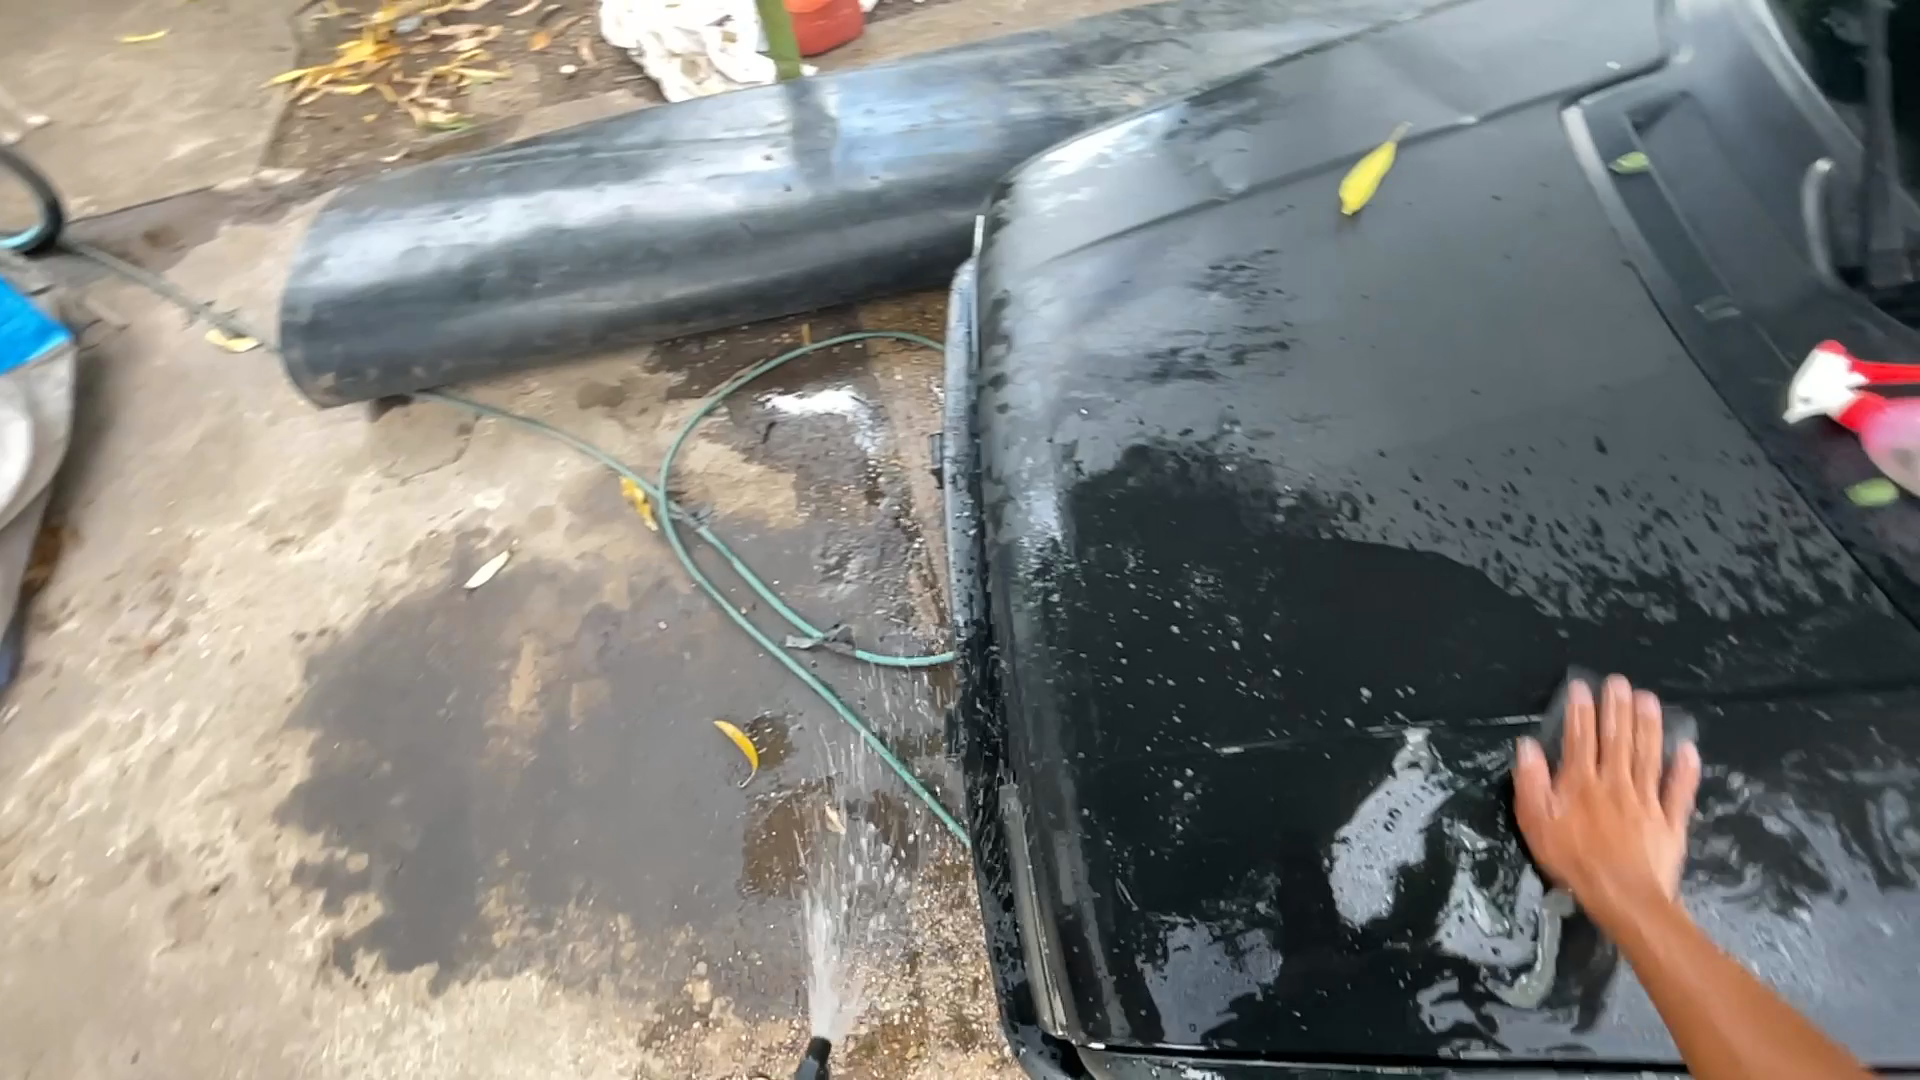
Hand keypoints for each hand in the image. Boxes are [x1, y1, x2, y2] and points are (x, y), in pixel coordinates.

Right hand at [1513, 674, 1702, 924]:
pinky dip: (1684, 770)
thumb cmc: (1570, 857)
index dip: (1580, 711)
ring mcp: (1646, 802)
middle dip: (1617, 709)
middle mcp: (1614, 783)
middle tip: (1620, 682)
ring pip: (1648, 757)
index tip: (1582, 686)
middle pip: (1617, 740)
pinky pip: (1679, 792)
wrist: (1623, 897)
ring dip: (1649, 727)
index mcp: (1580, 782)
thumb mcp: (1533, 819)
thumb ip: (1531, 780)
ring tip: (1650, 700)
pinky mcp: (1670, 822)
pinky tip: (1687, 749)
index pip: (1579, 738)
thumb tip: (1528, 745)